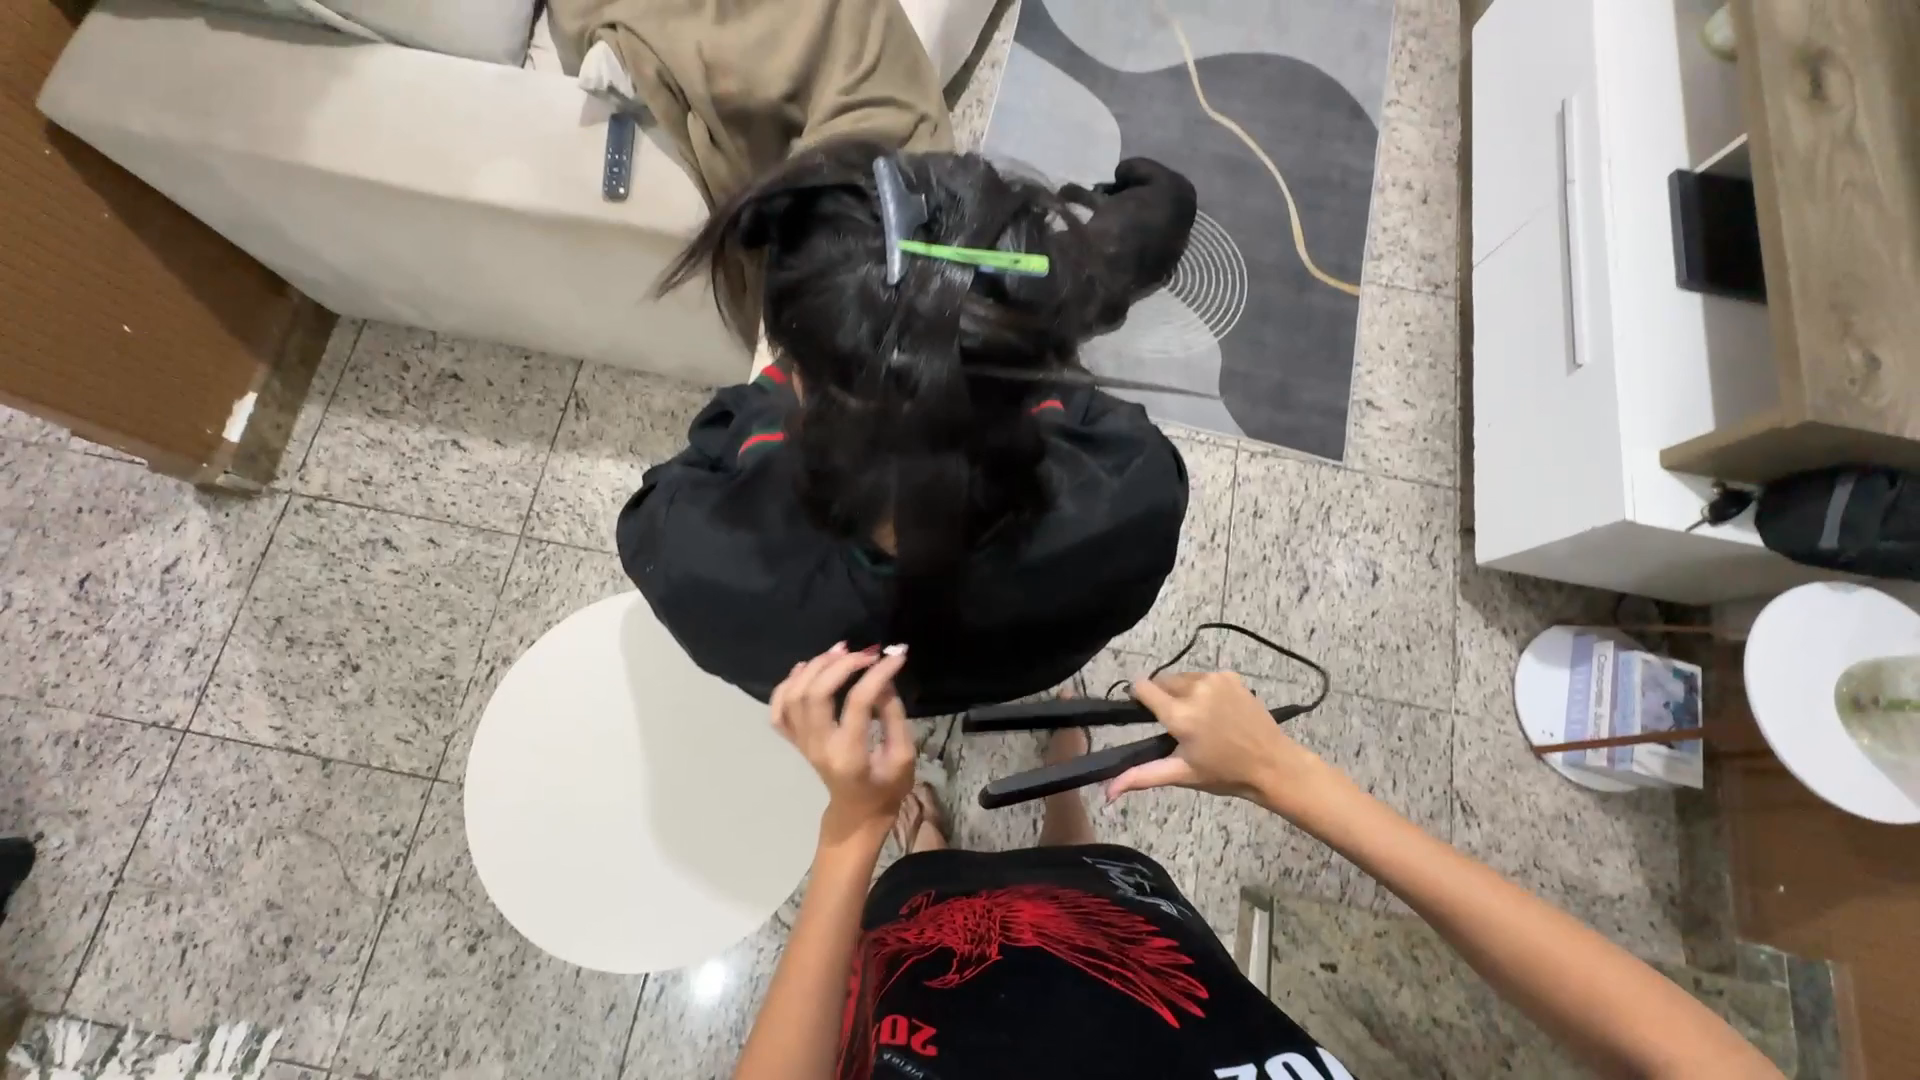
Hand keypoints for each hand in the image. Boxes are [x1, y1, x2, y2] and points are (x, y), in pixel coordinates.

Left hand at [769, 643, 914, 844]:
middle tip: (866, 653)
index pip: (859, 703)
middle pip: (815, 694)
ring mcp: (802, 744)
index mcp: (851, 755)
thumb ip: (893, 715)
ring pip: (793, 696)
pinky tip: (807, 668)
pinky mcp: (795, 742)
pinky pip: (778, 710)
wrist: (858, 813)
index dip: (878, 673)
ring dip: (815, 667)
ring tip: (840, 652)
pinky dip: (787, 684)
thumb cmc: (887, 787)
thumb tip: (883, 677)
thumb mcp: (903, 755)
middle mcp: (819, 747)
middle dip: (841, 665)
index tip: (896, 656)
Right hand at [1105, 672, 1332, 806]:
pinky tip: (1217, 710)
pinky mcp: (1230, 676)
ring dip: (1183, 692)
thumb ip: (1141, 776)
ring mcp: (1214, 680)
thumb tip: (1106, 792)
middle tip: (1177, 724)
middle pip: (1162, 681)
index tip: (1145, 713)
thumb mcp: (1181, 775)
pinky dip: (1204, 689)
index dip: (1139, 698)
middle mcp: (1194, 690)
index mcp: (1179, 715)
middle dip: (1163, 698)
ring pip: (1182, 678)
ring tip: (1199, 718)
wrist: (1273, 765)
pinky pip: (1204, 677)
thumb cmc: (1224, 774)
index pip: (1142, 687)